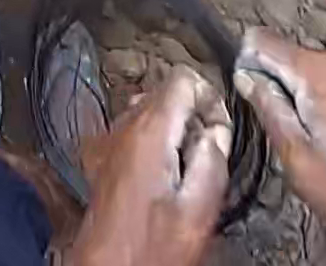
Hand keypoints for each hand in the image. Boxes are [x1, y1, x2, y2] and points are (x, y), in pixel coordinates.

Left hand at [66, 65, 230, 265]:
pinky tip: (162, 171)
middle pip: (168, 89)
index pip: (183, 77)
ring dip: (176, 125)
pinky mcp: (104, 153)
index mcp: (150, 130)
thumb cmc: (150, 249)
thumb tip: (217, 131)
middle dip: (195, 112)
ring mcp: (112, 136)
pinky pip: (136, 125)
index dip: (209, 97)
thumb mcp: (197, 212)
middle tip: (208, 151)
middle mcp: (126, 123)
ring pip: (152, 105)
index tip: (220, 130)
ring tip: (187, 165)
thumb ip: (213, 161)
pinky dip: (155, 136)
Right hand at [233, 29, 325, 265]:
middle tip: (286, 132)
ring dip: (303, 95)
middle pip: (287, 55)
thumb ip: (268, 108)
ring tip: (317, 143)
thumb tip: (246, 76)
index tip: (248, 92)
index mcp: (316, 71)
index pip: (260, 39)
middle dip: (278, 85)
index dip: (245, 62)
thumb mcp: (299, 161)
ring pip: (311, 70)